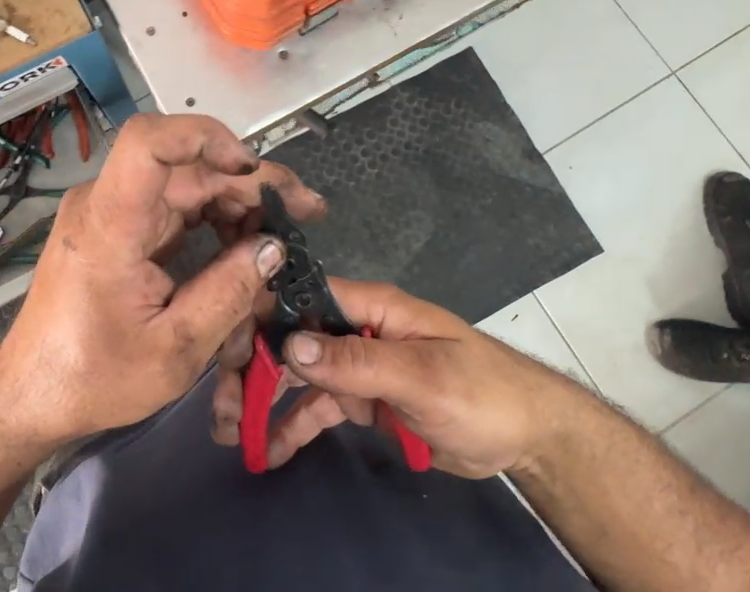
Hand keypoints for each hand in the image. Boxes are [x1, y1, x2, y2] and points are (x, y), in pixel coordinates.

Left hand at [0, 113, 324, 450]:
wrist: (32, 395)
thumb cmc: (93, 377)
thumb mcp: (175, 350)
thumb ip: (229, 293)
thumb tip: (273, 246)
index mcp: (111, 223)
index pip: (149, 142)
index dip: (206, 137)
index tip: (251, 169)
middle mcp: (107, 204)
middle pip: (187, 167)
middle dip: (250, 184)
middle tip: (306, 213)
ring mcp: (113, 214)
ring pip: (187, 185)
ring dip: (237, 204)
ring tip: (282, 234)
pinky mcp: (120, 231)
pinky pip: (175, 209)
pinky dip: (214, 221)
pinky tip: (245, 244)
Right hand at [210, 277, 585, 476]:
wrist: (527, 438)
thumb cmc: (482, 392)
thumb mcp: (422, 376)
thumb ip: (357, 363)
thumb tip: (290, 345)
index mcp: (371, 308)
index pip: (303, 298)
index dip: (261, 318)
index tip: (224, 350)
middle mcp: (356, 330)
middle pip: (292, 340)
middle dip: (253, 368)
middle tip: (222, 408)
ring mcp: (359, 367)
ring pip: (299, 377)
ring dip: (265, 400)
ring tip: (231, 432)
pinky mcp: (365, 402)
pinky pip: (320, 410)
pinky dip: (294, 427)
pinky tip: (269, 451)